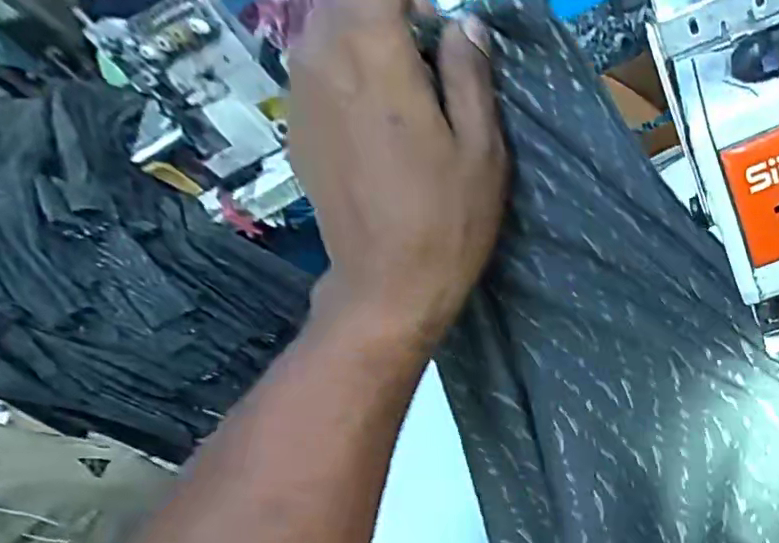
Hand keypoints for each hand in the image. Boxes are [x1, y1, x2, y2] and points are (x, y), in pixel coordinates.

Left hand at [287, 0, 506, 349]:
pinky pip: (318, 61)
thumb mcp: (482, 153)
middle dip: (391, 14)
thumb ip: (471, 79)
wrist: (388, 279)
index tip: (443, 23)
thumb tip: (464, 26)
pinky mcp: (296, 114)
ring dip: (368, 38)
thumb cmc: (449, 219)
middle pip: (346, 0)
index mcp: (371, 52)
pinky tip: (384, 116)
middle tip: (435, 56)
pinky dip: (349, 66)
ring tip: (413, 86)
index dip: (416, 0)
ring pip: (325, 24)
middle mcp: (319, 51)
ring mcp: (299, 83)